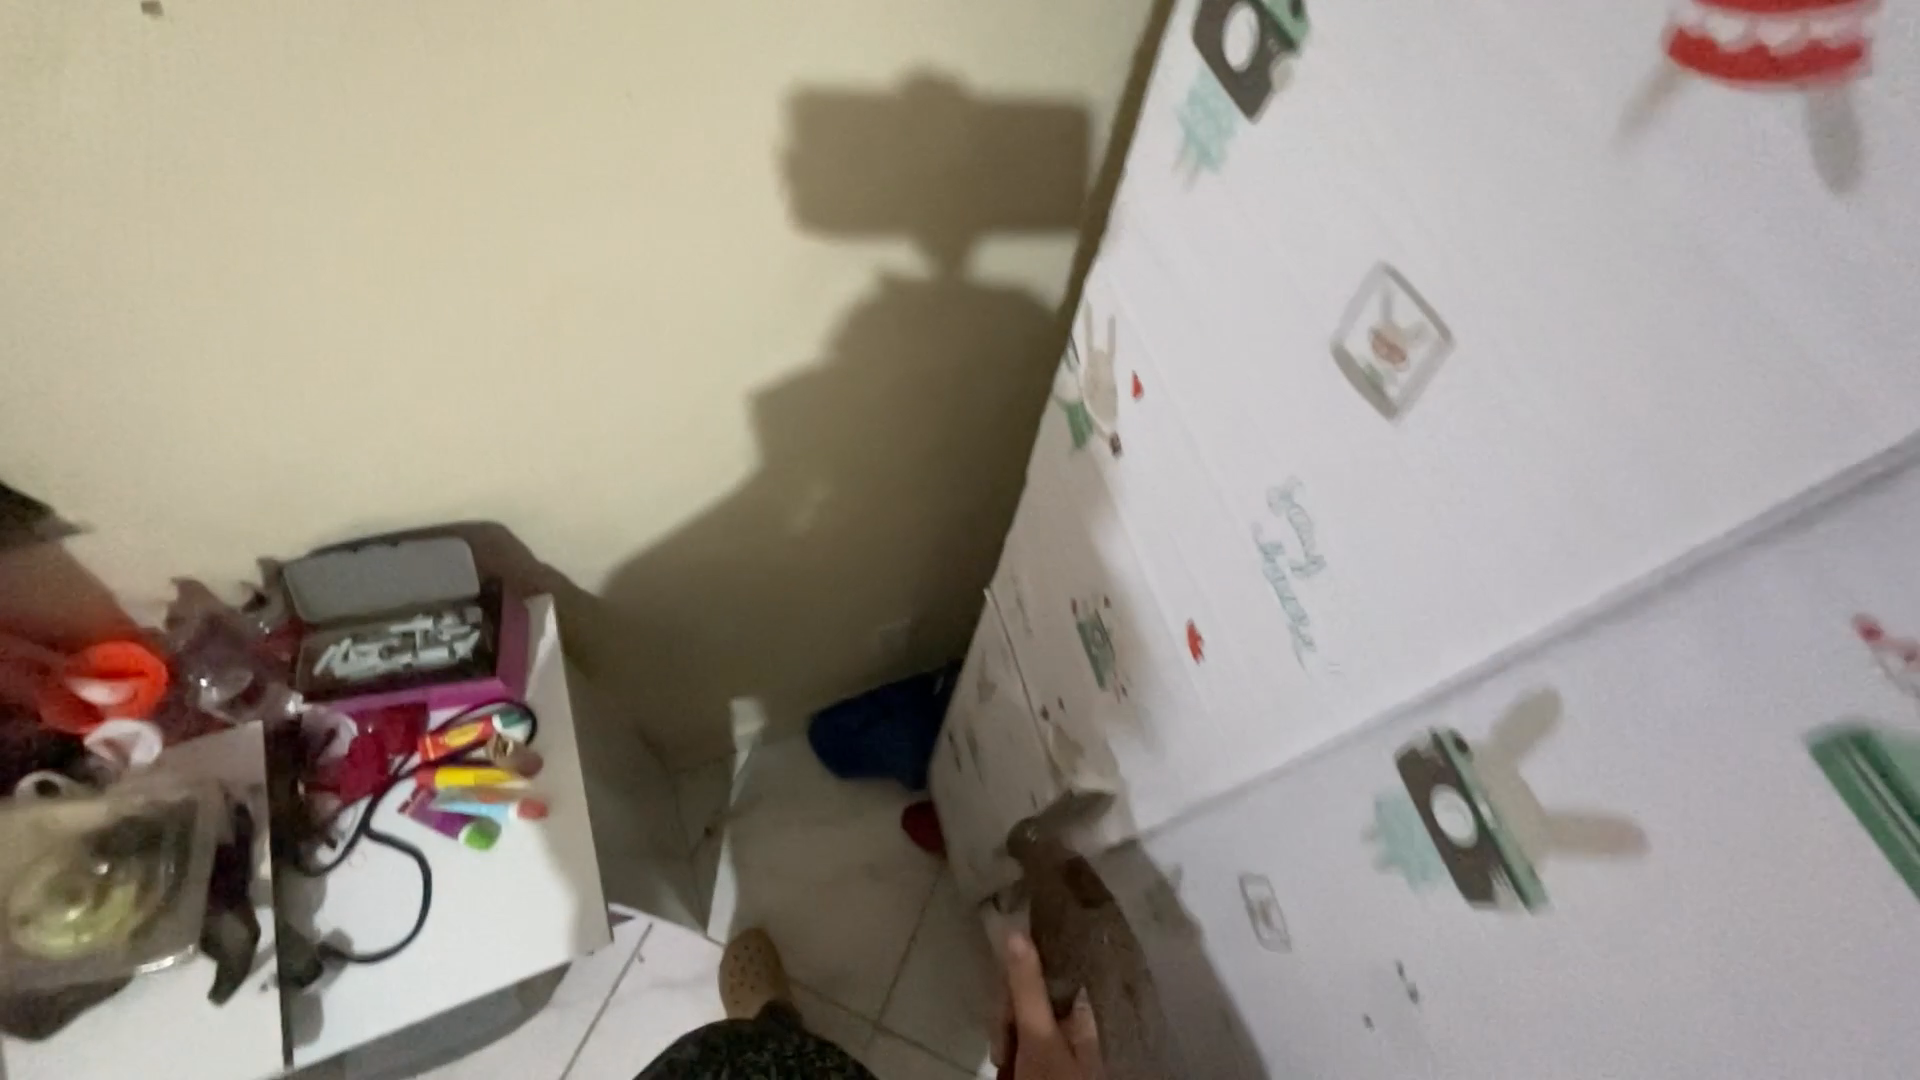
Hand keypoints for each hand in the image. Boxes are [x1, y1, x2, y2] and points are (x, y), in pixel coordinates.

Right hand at [994, 933, 1103, 1079]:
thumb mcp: (1039, 1035)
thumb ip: (1027, 985)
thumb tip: (1015, 930)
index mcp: (1081, 1013)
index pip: (1047, 972)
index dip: (1022, 973)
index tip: (1003, 984)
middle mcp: (1071, 1028)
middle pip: (1027, 1000)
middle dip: (1007, 1018)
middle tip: (1003, 1046)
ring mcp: (1054, 1052)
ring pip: (1017, 1026)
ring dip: (1003, 1041)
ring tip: (1005, 1067)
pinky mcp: (1038, 1069)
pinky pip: (1016, 1051)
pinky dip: (1007, 1063)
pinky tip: (1005, 1074)